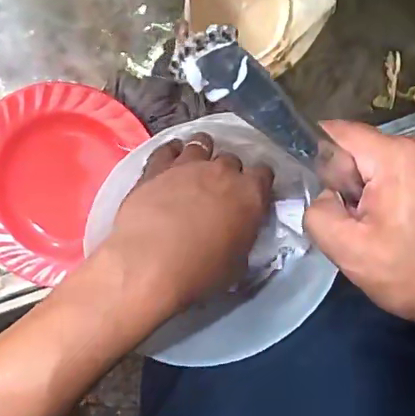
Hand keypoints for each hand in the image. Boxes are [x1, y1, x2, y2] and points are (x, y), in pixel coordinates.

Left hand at [66, 133, 272, 319]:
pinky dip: (172, 151)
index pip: (264, 174)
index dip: (259, 184)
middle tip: (221, 190)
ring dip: (203, 153)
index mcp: (250, 194)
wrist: (150, 264)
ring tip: (198, 165)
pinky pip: (167, 149)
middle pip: (232, 159)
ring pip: (201, 144)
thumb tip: (238, 235)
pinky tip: (171, 158)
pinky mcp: (155, 168)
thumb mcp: (239, 263)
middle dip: (229, 172)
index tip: (253, 196)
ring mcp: (188, 166)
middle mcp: (223, 172)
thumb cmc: (202, 271)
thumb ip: (243, 239)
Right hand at [304, 121, 414, 335]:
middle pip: (363, 152)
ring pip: (386, 168)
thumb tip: (323, 197)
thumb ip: (320, 215)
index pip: (337, 133)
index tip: (312, 193)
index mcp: (398, 154)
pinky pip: (410, 178)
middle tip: (356, 229)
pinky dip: (399, 200)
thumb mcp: (354, 253)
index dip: (315, 159)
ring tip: (385, 237)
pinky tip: (407, 234)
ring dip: (375, 197)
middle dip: (349, 186)